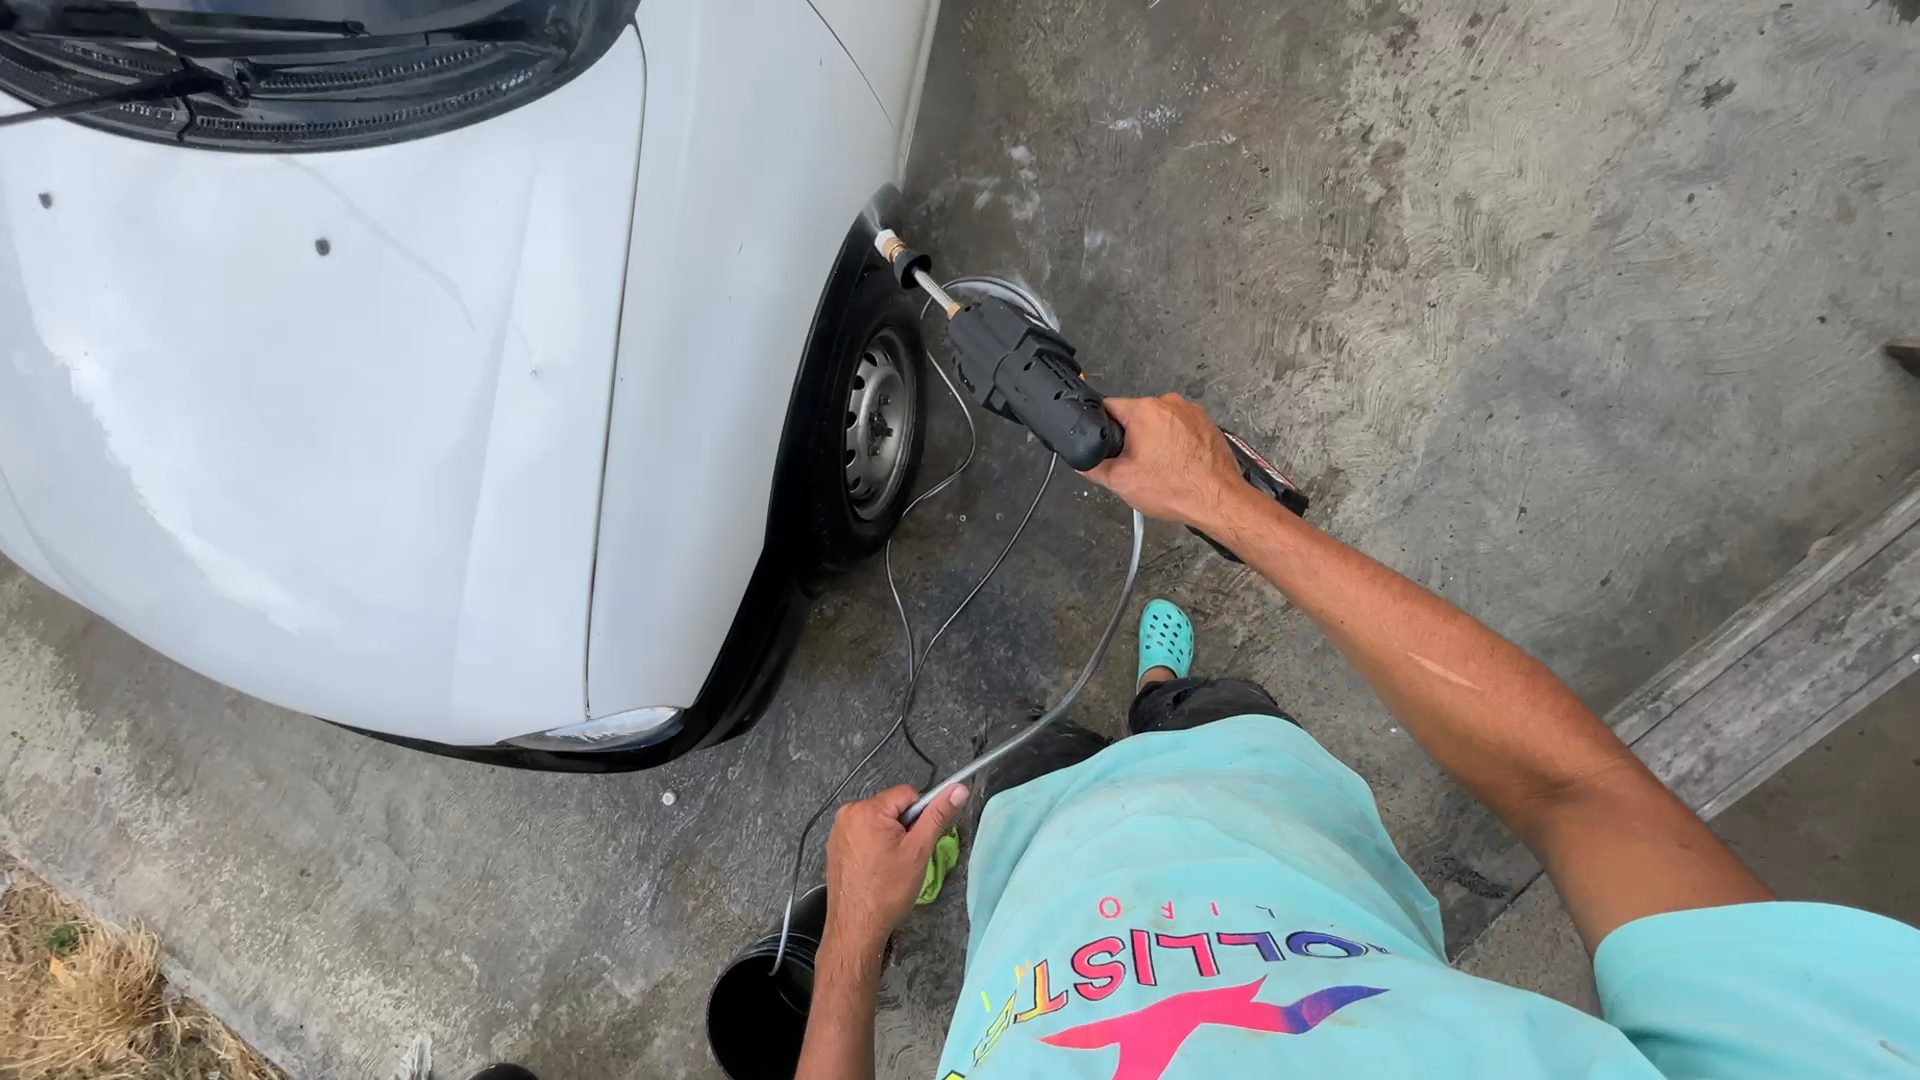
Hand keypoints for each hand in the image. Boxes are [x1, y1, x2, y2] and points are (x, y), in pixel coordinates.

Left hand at [823, 784, 968, 948]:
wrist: (856, 928)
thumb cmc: (888, 891)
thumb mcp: (919, 850)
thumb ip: (939, 815)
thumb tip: (958, 789)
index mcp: (868, 809)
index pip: (907, 794)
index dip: (918, 818)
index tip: (915, 842)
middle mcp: (848, 813)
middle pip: (891, 807)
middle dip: (902, 828)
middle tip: (902, 857)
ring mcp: (839, 829)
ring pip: (879, 821)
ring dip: (888, 837)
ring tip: (888, 865)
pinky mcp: (835, 845)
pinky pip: (863, 833)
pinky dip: (873, 845)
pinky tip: (875, 869)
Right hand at [1084, 394, 1249, 529]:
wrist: (1217, 500)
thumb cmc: (1177, 489)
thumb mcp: (1119, 482)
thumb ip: (1091, 467)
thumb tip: (1083, 461)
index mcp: (1145, 410)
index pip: (1108, 406)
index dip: (1102, 428)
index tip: (1109, 446)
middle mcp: (1170, 404)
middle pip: (1135, 417)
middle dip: (1131, 439)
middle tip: (1137, 465)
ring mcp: (1191, 412)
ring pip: (1158, 424)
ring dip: (1154, 442)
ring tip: (1161, 469)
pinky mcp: (1206, 424)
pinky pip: (1179, 430)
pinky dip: (1175, 446)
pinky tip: (1177, 466)